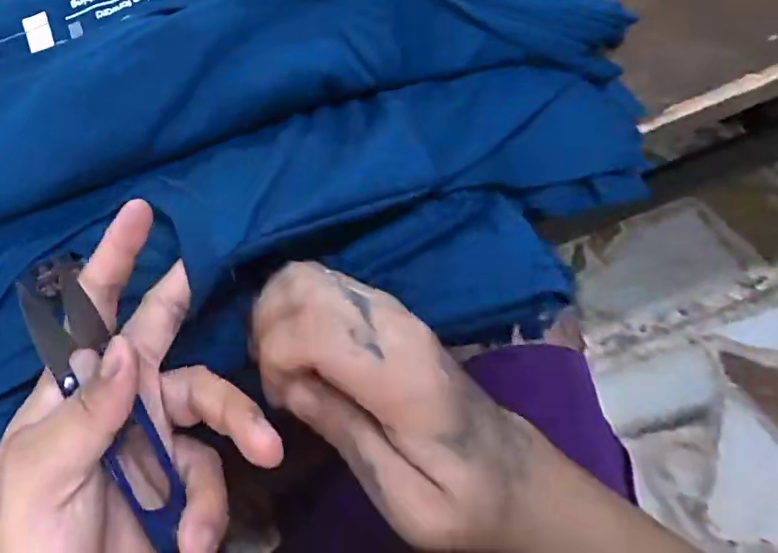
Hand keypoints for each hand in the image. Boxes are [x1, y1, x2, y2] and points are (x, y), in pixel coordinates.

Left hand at [0, 201, 283, 552]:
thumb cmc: (32, 538)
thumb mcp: (42, 472)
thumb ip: (87, 412)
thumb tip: (128, 346)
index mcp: (77, 383)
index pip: (93, 306)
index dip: (115, 256)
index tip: (140, 210)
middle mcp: (120, 396)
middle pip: (160, 329)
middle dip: (184, 295)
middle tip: (216, 265)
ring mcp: (153, 437)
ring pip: (207, 399)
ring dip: (237, 422)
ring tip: (263, 451)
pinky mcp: (181, 484)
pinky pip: (210, 472)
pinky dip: (210, 506)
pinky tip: (193, 543)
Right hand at [249, 263, 540, 551]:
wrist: (509, 470)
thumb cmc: (461, 497)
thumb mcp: (408, 502)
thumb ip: (346, 435)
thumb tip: (289, 384)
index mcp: (403, 374)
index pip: (314, 330)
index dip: (277, 358)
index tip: (280, 400)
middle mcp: (393, 322)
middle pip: (302, 287)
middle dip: (268, 329)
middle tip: (274, 380)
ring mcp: (387, 305)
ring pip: (304, 274)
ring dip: (274, 310)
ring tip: (280, 361)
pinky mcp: (379, 303)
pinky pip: (317, 278)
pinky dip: (289, 302)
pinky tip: (294, 343)